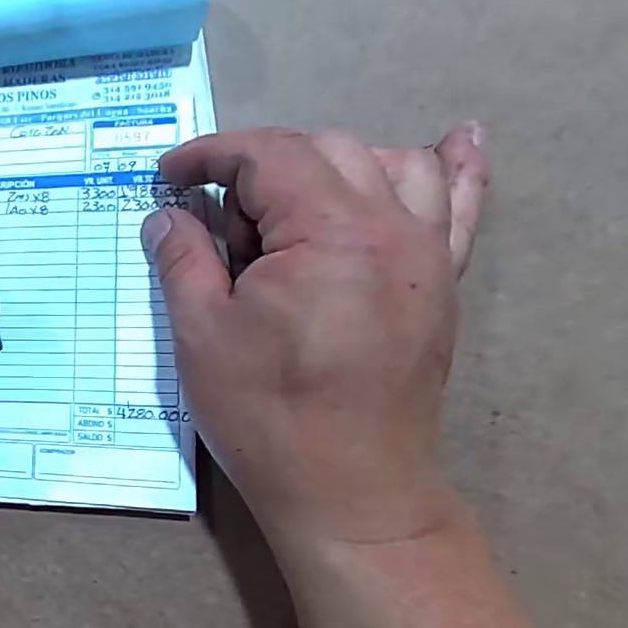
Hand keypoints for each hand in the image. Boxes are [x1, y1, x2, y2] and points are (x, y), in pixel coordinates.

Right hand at [144, 125, 488, 546]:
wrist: (346, 487)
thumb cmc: (262, 409)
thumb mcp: (198, 331)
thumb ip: (182, 257)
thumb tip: (167, 215)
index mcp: (329, 235)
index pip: (269, 156)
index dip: (209, 154)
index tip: (167, 174)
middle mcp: (392, 229)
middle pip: (325, 151)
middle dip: (253, 164)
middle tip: (206, 209)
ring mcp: (427, 254)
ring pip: (388, 164)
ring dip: (324, 163)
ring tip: (277, 200)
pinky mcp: (439, 283)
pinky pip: (460, 206)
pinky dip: (454, 166)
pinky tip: (453, 139)